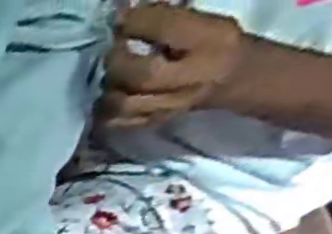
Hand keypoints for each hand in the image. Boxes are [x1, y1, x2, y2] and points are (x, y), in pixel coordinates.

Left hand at [99, 6, 250, 128]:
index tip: (120, 18)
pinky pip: (115, 124)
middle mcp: (192, 76)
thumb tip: (123, 10)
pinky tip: (110, 96)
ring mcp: (170, 106)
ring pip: (122, 104)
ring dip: (108, 89)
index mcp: (211, 39)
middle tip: (113, 51)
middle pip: (141, 75)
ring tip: (112, 77)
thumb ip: (163, 18)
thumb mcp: (200, 21)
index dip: (138, 22)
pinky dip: (104, 112)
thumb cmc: (210, 41)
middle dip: (117, 62)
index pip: (169, 28)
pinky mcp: (150, 124)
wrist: (227, 76)